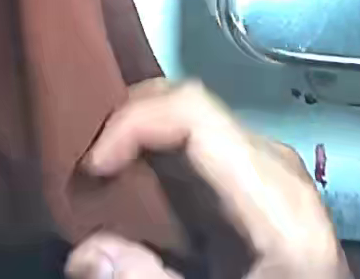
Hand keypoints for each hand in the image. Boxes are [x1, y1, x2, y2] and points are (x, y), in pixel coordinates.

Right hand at [67, 81, 345, 278]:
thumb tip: (82, 253)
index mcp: (277, 198)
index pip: (195, 114)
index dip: (134, 121)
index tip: (92, 164)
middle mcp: (276, 166)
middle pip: (190, 105)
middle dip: (130, 122)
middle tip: (88, 164)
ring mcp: (270, 169)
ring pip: (192, 118)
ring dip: (141, 134)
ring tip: (101, 170)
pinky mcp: (259, 182)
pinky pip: (200, 145)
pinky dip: (159, 154)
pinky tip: (134, 184)